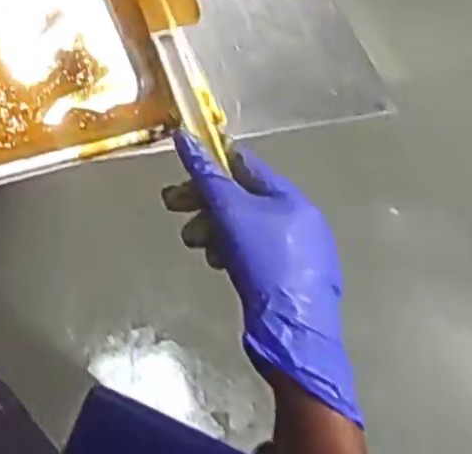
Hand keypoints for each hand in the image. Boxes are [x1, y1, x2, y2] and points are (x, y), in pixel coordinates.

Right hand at [164, 134, 362, 429]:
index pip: (243, 163)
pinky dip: (230, 248)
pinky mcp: (290, 277)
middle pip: (240, 196)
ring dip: (212, 227)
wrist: (293, 336)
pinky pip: (253, 249)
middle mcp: (298, 219)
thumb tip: (184, 135)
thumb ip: (206, 173)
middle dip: (203, 200)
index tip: (181, 170)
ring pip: (243, 224)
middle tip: (173, 206)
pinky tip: (217, 261)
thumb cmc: (264, 262)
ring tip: (194, 242)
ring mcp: (298, 250)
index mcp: (290, 197)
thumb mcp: (229, 211)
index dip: (210, 161)